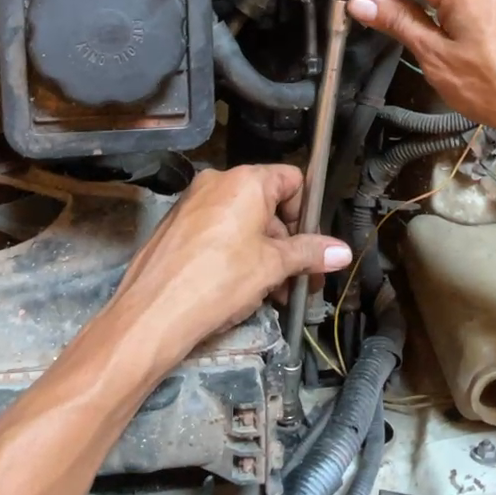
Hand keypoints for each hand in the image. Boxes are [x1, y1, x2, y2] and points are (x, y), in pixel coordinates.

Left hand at [106, 164, 349, 363]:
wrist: (152, 313)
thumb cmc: (220, 280)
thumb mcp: (273, 266)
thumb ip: (309, 253)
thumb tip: (343, 251)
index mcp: (245, 181)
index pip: (292, 180)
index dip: (307, 214)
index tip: (312, 247)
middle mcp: (217, 182)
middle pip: (267, 206)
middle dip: (286, 244)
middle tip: (297, 282)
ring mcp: (192, 203)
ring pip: (242, 223)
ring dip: (263, 255)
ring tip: (272, 295)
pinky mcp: (175, 227)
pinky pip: (216, 233)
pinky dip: (235, 255)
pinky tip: (239, 291)